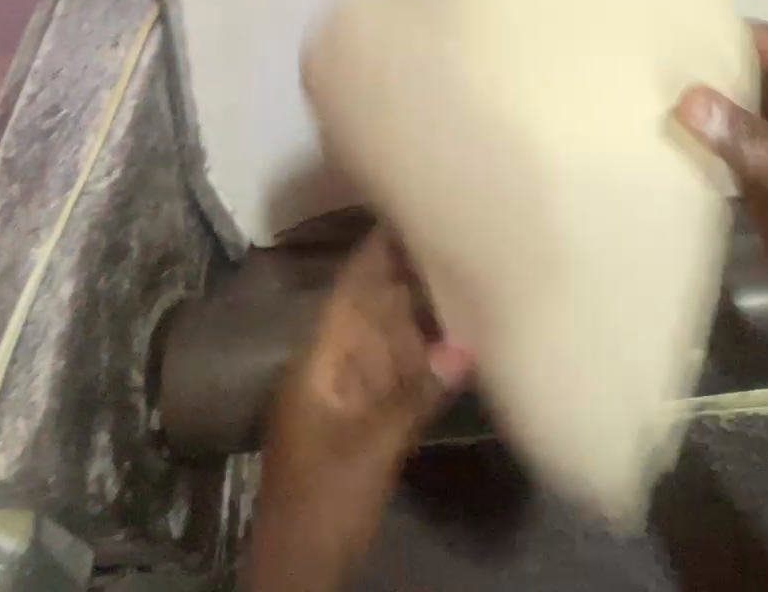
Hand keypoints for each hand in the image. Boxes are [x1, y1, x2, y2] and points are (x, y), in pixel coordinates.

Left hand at [248, 226, 471, 591]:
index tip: (406, 211)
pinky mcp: (373, 416)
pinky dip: (428, 353)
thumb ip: (415, 395)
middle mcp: (338, 364)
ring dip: (423, 311)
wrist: (303, 565)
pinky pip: (403, 372)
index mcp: (321, 360)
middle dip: (409, 275)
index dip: (375, 252)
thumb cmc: (323, 499)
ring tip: (464, 269)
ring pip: (393, 339)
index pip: (350, 291)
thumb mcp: (368, 447)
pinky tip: (459, 334)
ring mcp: (356, 392)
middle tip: (453, 233)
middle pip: (376, 309)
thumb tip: (464, 346)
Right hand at [675, 22, 767, 333]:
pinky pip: (728, 156)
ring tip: (645, 95)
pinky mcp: (766, 187)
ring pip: (736, 118)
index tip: (679, 20)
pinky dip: (702, 148)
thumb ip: (747, 137)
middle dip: (708, 67)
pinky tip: (664, 147)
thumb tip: (686, 96)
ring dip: (702, 110)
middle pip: (750, 78)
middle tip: (648, 58)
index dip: (733, 29)